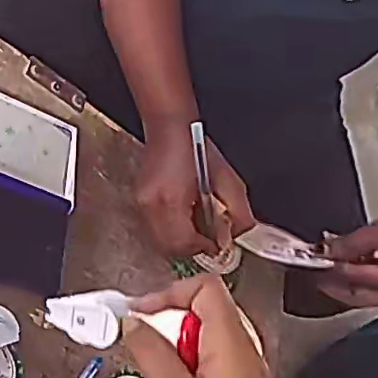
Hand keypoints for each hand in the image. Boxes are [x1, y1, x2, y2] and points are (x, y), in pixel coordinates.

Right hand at [121, 276, 298, 377]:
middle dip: (164, 326)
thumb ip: (152, 355)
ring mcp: (244, 374)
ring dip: (172, 352)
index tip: (136, 314)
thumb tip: (133, 322)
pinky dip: (183, 372)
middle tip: (142, 350)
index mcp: (233, 348)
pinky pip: (206, 363)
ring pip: (200, 339)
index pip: (203, 289)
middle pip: (200, 311)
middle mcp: (244, 355)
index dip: (166, 293)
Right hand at [135, 128, 256, 256]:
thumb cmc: (196, 148)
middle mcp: (152, 205)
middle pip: (168, 247)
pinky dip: (169, 231)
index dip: (203, 249)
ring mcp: (142, 204)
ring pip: (159, 241)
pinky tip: (183, 218)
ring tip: (196, 228)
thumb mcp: (228, 181)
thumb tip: (236, 238)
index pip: (184, 243)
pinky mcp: (139, 201)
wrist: (170, 129)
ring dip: (179, 241)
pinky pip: (153, 228)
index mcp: (172, 200)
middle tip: (208, 241)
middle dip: (190, 249)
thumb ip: (238, 214)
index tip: (216, 245)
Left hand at [316, 191, 377, 307]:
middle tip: (312, 269)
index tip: (315, 260)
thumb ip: (356, 242)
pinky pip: (374, 275)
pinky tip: (342, 253)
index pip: (364, 282)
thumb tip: (327, 251)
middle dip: (334, 283)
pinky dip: (356, 265)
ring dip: (343, 274)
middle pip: (362, 295)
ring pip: (365, 286)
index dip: (336, 270)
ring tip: (323, 259)